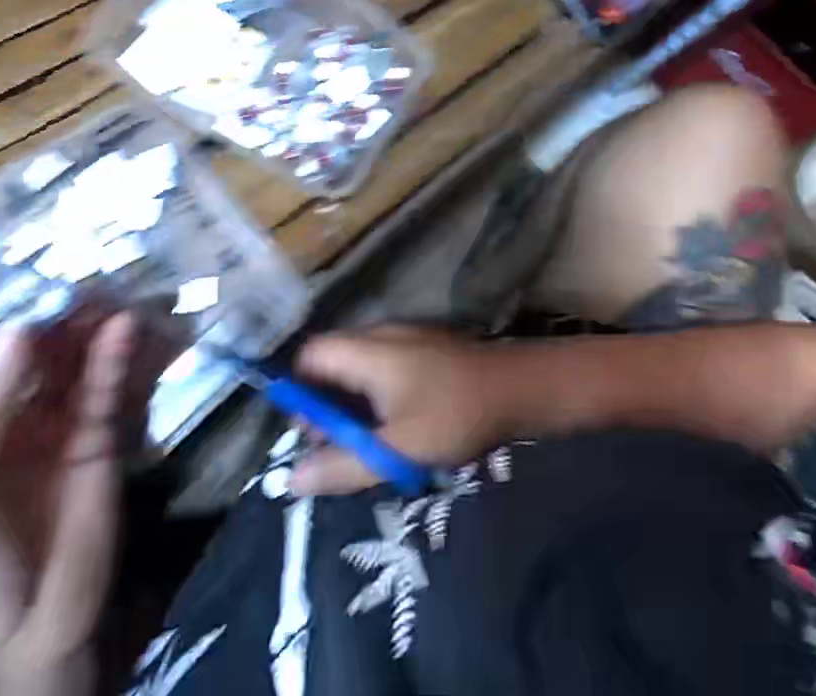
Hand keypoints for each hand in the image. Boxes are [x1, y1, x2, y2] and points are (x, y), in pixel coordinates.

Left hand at [0, 314, 135, 695]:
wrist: (6, 682)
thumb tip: (12, 329)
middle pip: (10, 350)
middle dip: (37, 305)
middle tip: (68, 252)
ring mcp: (40, 430)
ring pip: (63, 362)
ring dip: (82, 323)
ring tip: (105, 278)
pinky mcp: (91, 444)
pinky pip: (104, 391)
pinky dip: (115, 358)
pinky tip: (124, 326)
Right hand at [289, 324, 512, 496]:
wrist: (523, 388)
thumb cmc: (457, 415)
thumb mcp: (400, 450)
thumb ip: (345, 465)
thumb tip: (292, 480)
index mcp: (367, 351)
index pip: (309, 356)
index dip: (299, 391)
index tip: (310, 432)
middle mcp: (379, 336)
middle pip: (330, 363)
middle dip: (326, 405)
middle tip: (341, 447)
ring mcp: (403, 339)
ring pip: (357, 368)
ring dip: (353, 405)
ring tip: (369, 443)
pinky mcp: (422, 349)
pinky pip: (381, 368)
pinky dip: (376, 397)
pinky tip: (396, 427)